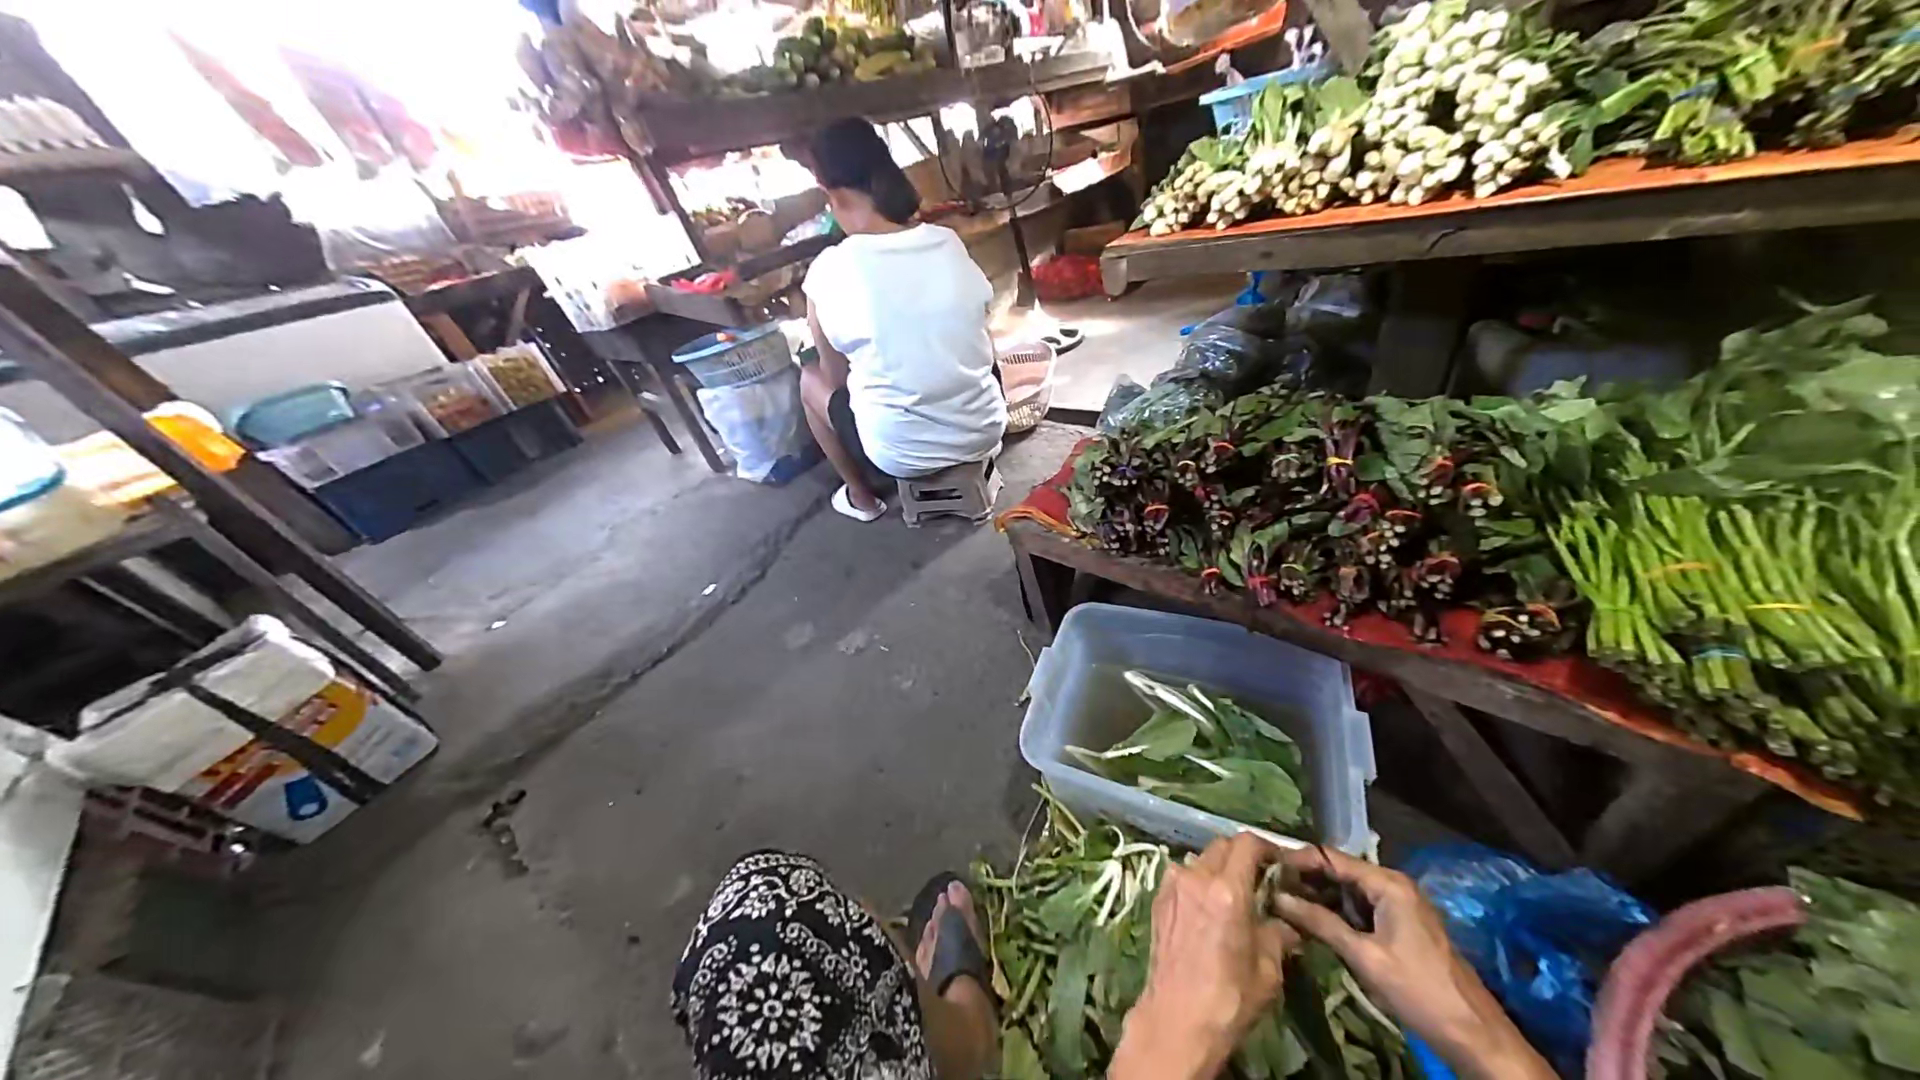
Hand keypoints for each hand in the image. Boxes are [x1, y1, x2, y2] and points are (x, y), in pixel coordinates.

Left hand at [1110, 833, 1298, 1079]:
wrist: (1176, 1017)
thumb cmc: (1229, 998)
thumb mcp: (1268, 970)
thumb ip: (1277, 934)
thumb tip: (1285, 923)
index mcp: (1227, 889)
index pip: (1247, 843)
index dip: (1266, 846)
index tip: (1280, 861)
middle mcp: (1195, 876)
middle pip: (1222, 845)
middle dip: (1243, 855)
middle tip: (1260, 878)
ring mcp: (1172, 885)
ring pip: (1200, 859)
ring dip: (1219, 868)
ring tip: (1233, 894)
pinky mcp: (1158, 897)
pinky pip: (1183, 876)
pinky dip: (1199, 881)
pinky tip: (1207, 906)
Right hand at [1268, 847, 1555, 1079]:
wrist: (1477, 1038)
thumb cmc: (1419, 991)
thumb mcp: (1363, 956)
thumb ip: (1319, 922)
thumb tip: (1276, 897)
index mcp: (1387, 883)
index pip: (1330, 857)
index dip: (1296, 860)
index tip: (1263, 867)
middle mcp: (1394, 884)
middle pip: (1339, 871)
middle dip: (1304, 879)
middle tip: (1268, 887)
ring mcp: (1400, 905)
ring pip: (1348, 890)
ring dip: (1318, 896)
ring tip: (1282, 903)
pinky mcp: (1402, 925)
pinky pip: (1361, 907)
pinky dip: (1337, 912)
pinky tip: (1313, 921)